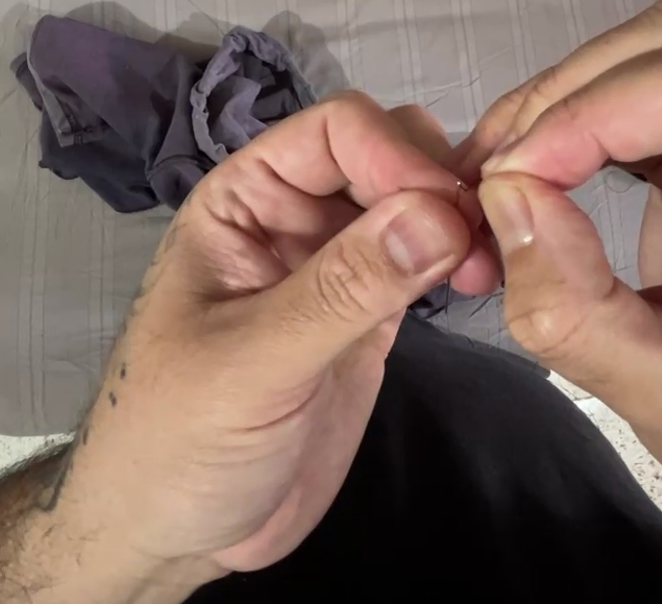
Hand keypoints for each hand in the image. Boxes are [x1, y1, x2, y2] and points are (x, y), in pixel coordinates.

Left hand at [46, 92, 477, 593]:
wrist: (173, 529)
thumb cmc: (176, 437)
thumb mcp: (251, 360)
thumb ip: (343, 288)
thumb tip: (438, 214)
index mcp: (247, 197)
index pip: (335, 131)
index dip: (394, 154)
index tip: (446, 209)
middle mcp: (295, 213)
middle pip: (382, 151)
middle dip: (435, 177)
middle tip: (480, 234)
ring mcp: (336, 261)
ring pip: (411, 199)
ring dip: (457, 214)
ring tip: (489, 263)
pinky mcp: (370, 310)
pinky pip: (424, 256)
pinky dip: (458, 255)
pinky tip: (480, 279)